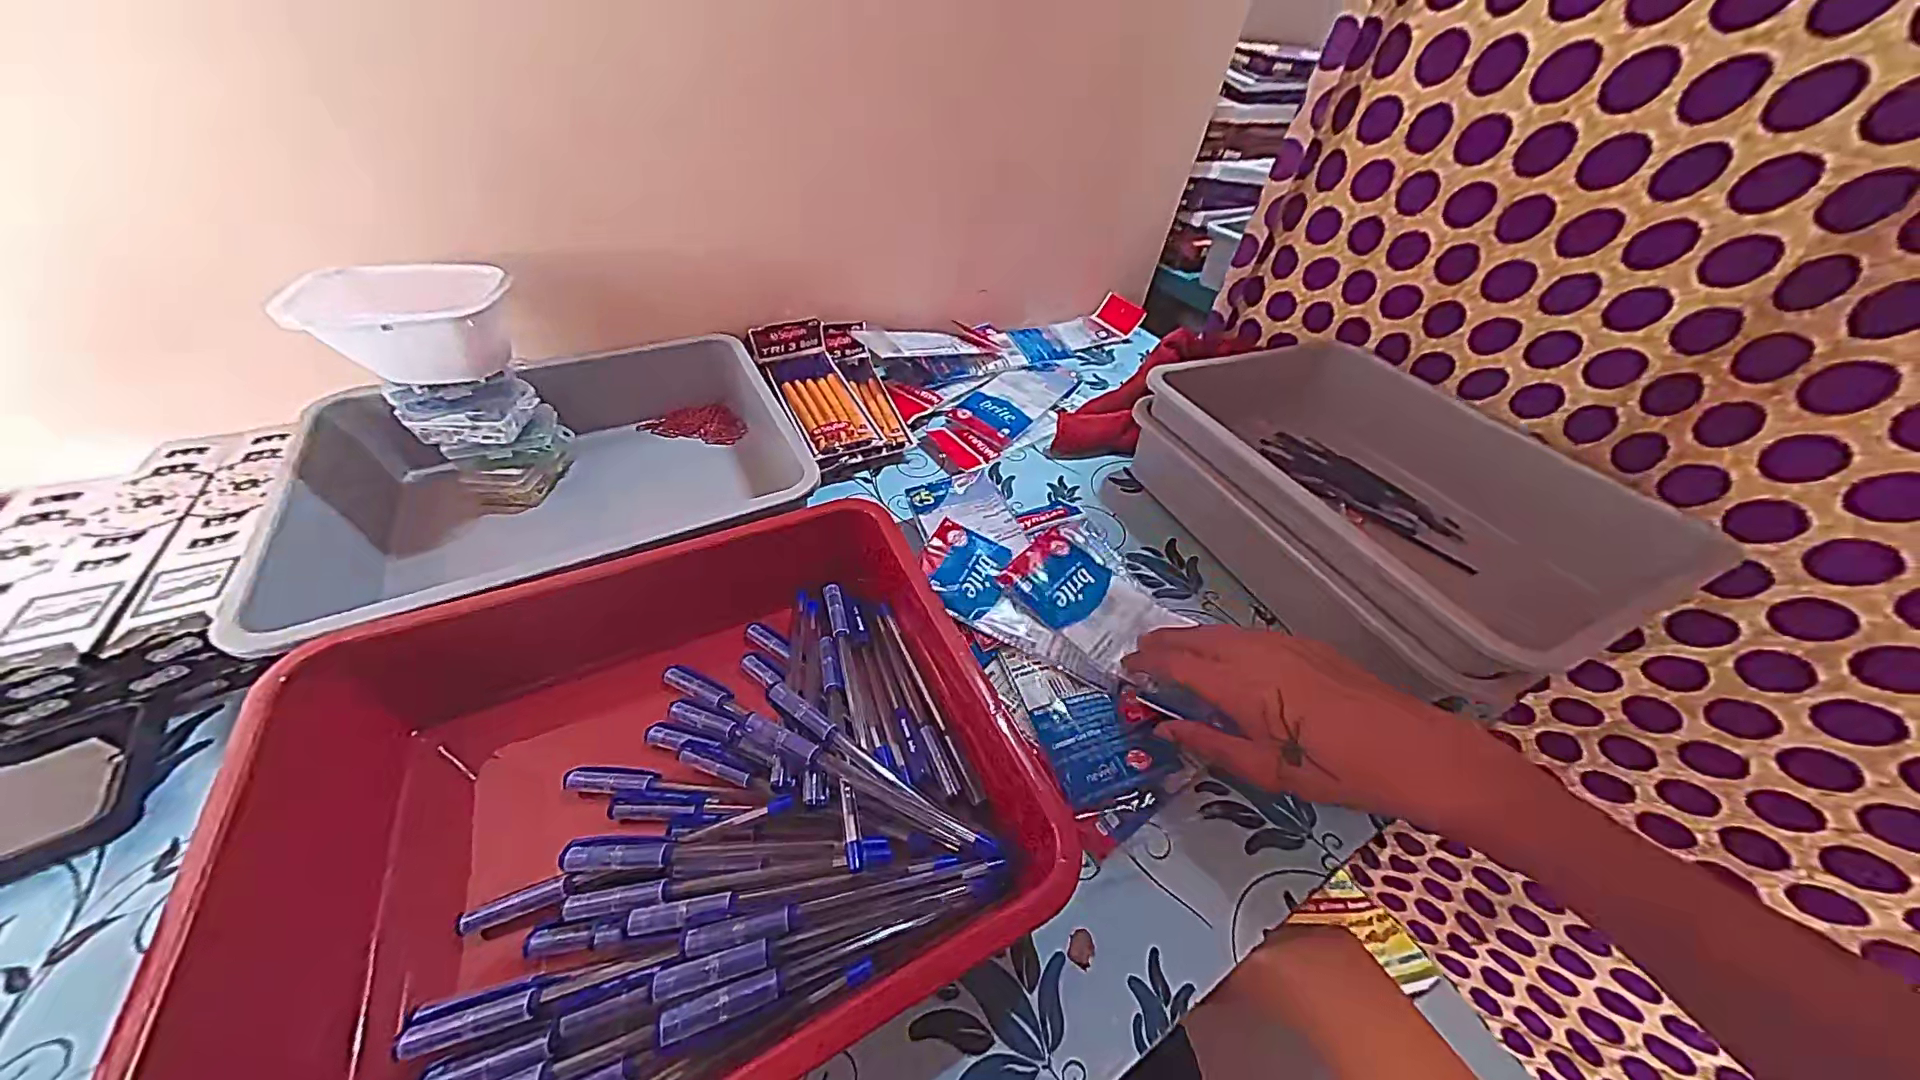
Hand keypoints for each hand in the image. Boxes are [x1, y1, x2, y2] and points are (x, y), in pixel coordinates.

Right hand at [1122, 626, 1541, 834]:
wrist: (1418, 752)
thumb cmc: (1336, 771)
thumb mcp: (1265, 769)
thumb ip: (1209, 744)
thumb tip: (1165, 730)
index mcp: (1236, 684)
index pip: (1175, 663)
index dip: (1146, 663)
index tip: (1126, 668)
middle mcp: (1252, 652)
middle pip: (1192, 637)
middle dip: (1161, 643)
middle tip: (1140, 654)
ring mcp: (1281, 643)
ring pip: (1219, 631)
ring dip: (1189, 638)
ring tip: (1173, 652)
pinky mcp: (1304, 644)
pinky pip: (1246, 634)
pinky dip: (1220, 640)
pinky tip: (1225, 657)